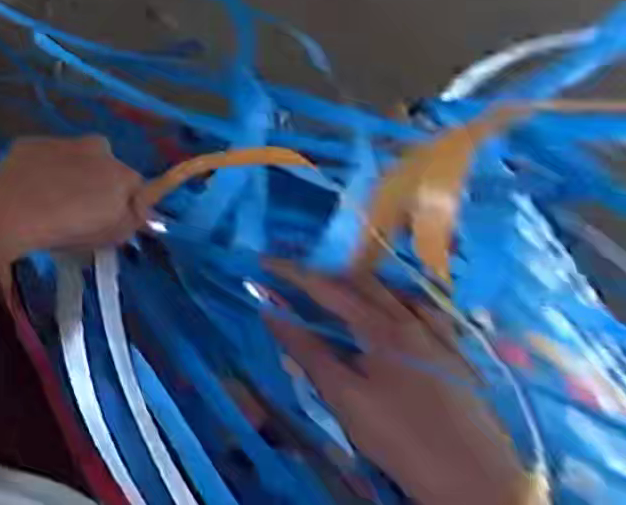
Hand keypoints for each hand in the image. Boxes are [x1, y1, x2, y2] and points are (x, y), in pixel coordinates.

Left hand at [0, 135, 143, 255]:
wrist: (13, 210)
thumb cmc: (68, 228)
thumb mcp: (114, 235)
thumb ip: (132, 218)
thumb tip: (137, 208)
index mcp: (121, 173)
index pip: (133, 184)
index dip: (122, 199)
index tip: (107, 212)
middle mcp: (94, 149)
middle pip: (103, 162)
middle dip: (96, 176)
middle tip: (79, 200)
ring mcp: (59, 141)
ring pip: (71, 154)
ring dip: (67, 168)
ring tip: (49, 193)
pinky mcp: (29, 141)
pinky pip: (42, 154)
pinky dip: (39, 164)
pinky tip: (28, 182)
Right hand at [265, 263, 532, 504]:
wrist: (483, 492)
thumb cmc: (401, 437)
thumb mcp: (340, 392)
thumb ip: (302, 344)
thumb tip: (266, 303)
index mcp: (384, 329)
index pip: (328, 288)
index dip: (291, 272)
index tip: (261, 261)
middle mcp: (417, 328)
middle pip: (368, 285)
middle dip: (328, 274)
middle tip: (296, 276)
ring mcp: (447, 347)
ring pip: (404, 298)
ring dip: (368, 288)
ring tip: (344, 291)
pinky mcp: (462, 368)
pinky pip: (430, 320)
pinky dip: (403, 307)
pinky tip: (394, 320)